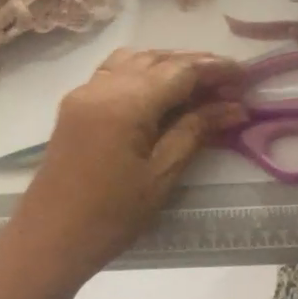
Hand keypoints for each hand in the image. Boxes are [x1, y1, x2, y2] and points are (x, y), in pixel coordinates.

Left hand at [5, 49, 246, 284]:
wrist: (49, 239)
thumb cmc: (112, 214)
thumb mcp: (163, 174)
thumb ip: (197, 130)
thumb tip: (234, 106)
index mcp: (125, 104)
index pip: (180, 70)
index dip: (217, 69)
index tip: (247, 77)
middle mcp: (102, 87)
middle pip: (158, 59)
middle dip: (198, 65)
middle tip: (232, 84)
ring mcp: (85, 93)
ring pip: (136, 60)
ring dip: (172, 65)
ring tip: (203, 85)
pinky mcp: (77, 105)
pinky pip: (117, 72)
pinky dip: (147, 72)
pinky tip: (165, 91)